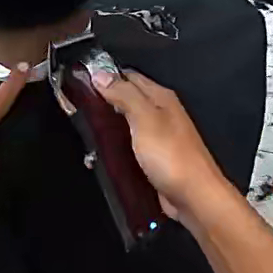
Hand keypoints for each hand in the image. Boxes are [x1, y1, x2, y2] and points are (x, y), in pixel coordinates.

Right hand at [91, 69, 235, 223]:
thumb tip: (101, 75)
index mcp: (161, 98)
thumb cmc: (173, 157)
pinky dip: (116, 148)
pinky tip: (102, 153)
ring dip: (108, 127)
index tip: (80, 80)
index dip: (105, 75)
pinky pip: (129, 147)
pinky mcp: (153, 159)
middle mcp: (161, 114)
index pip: (129, 76)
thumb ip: (124, 95)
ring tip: (85, 130)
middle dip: (103, 102)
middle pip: (127, 100)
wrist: (194, 197)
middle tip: (78, 107)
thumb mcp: (145, 118)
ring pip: (126, 124)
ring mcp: (157, 138)